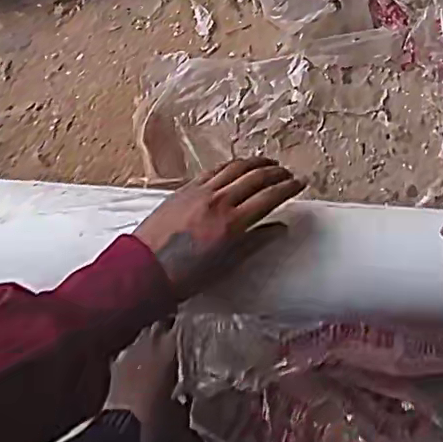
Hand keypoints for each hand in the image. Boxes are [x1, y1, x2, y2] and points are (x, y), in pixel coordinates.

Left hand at [133, 157, 305, 297]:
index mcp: (231, 224)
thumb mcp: (225, 265)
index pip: (269, 197)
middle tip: (289, 173)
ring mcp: (201, 191)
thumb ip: (255, 243)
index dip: (289, 187)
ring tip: (269, 165)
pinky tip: (239, 166)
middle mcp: (218, 201)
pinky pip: (215, 169)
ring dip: (257, 163)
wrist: (140, 271)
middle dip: (277, 172)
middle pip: (256, 177)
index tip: (302, 182)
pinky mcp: (185, 188)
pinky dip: (232, 165)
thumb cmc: (184, 278)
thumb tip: (281, 228)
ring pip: (236, 167)